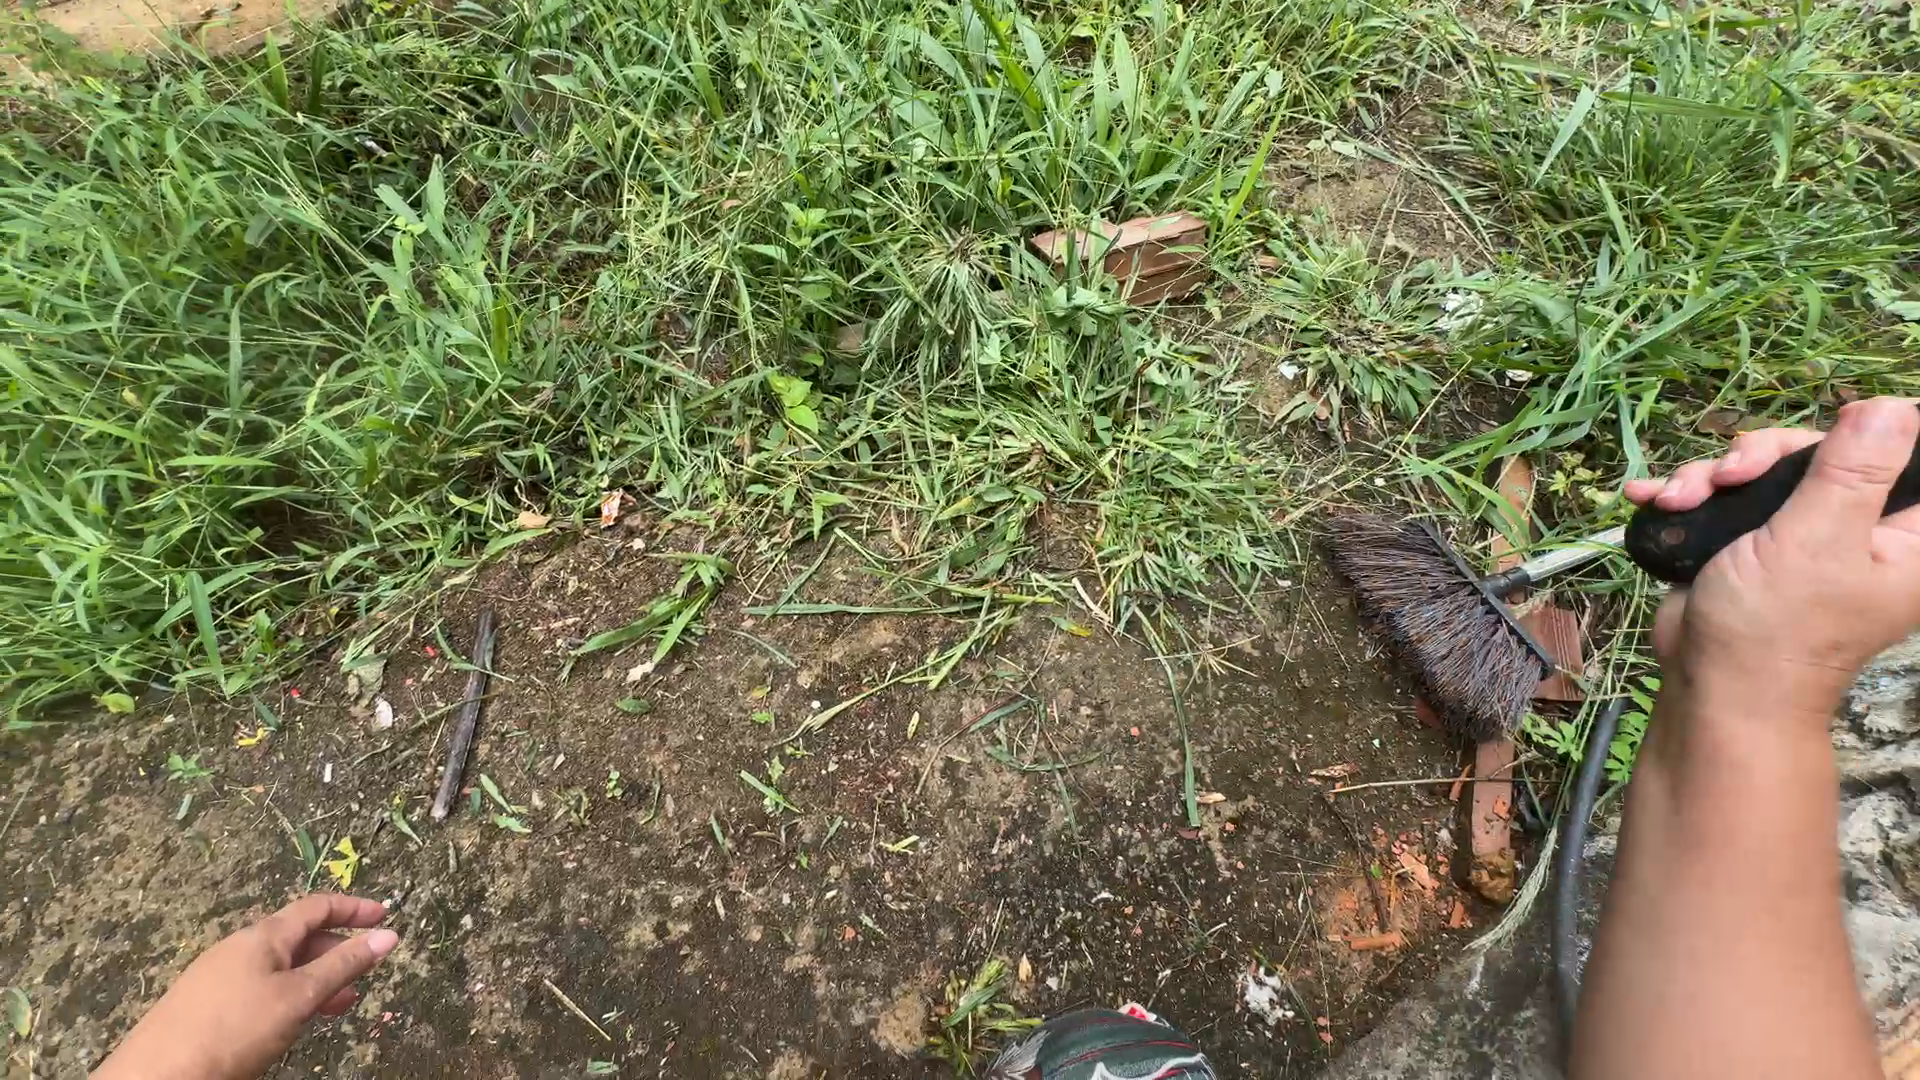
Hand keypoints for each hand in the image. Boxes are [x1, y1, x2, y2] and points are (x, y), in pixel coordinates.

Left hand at [93, 895, 398, 1079]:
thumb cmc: (232, 1031)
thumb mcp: (299, 997)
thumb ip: (345, 964)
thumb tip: (390, 935)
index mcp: (262, 936)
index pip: (318, 906)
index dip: (355, 908)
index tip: (384, 918)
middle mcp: (237, 949)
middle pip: (299, 936)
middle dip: (337, 952)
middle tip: (362, 975)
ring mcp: (213, 979)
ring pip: (279, 967)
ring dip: (314, 979)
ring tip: (333, 1008)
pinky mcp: (197, 1008)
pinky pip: (256, 988)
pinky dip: (286, 995)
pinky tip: (289, 1022)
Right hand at [1623, 397, 1919, 720]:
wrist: (1714, 677)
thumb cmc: (1777, 620)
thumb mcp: (1816, 541)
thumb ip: (1852, 473)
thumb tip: (1889, 405)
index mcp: (1905, 528)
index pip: (1899, 453)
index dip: (1852, 434)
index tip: (1796, 451)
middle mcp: (1853, 523)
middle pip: (1811, 455)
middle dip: (1752, 458)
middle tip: (1722, 478)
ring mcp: (1792, 533)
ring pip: (1752, 474)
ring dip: (1702, 478)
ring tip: (1672, 500)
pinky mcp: (1740, 543)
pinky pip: (1714, 501)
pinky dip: (1678, 495)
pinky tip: (1648, 498)